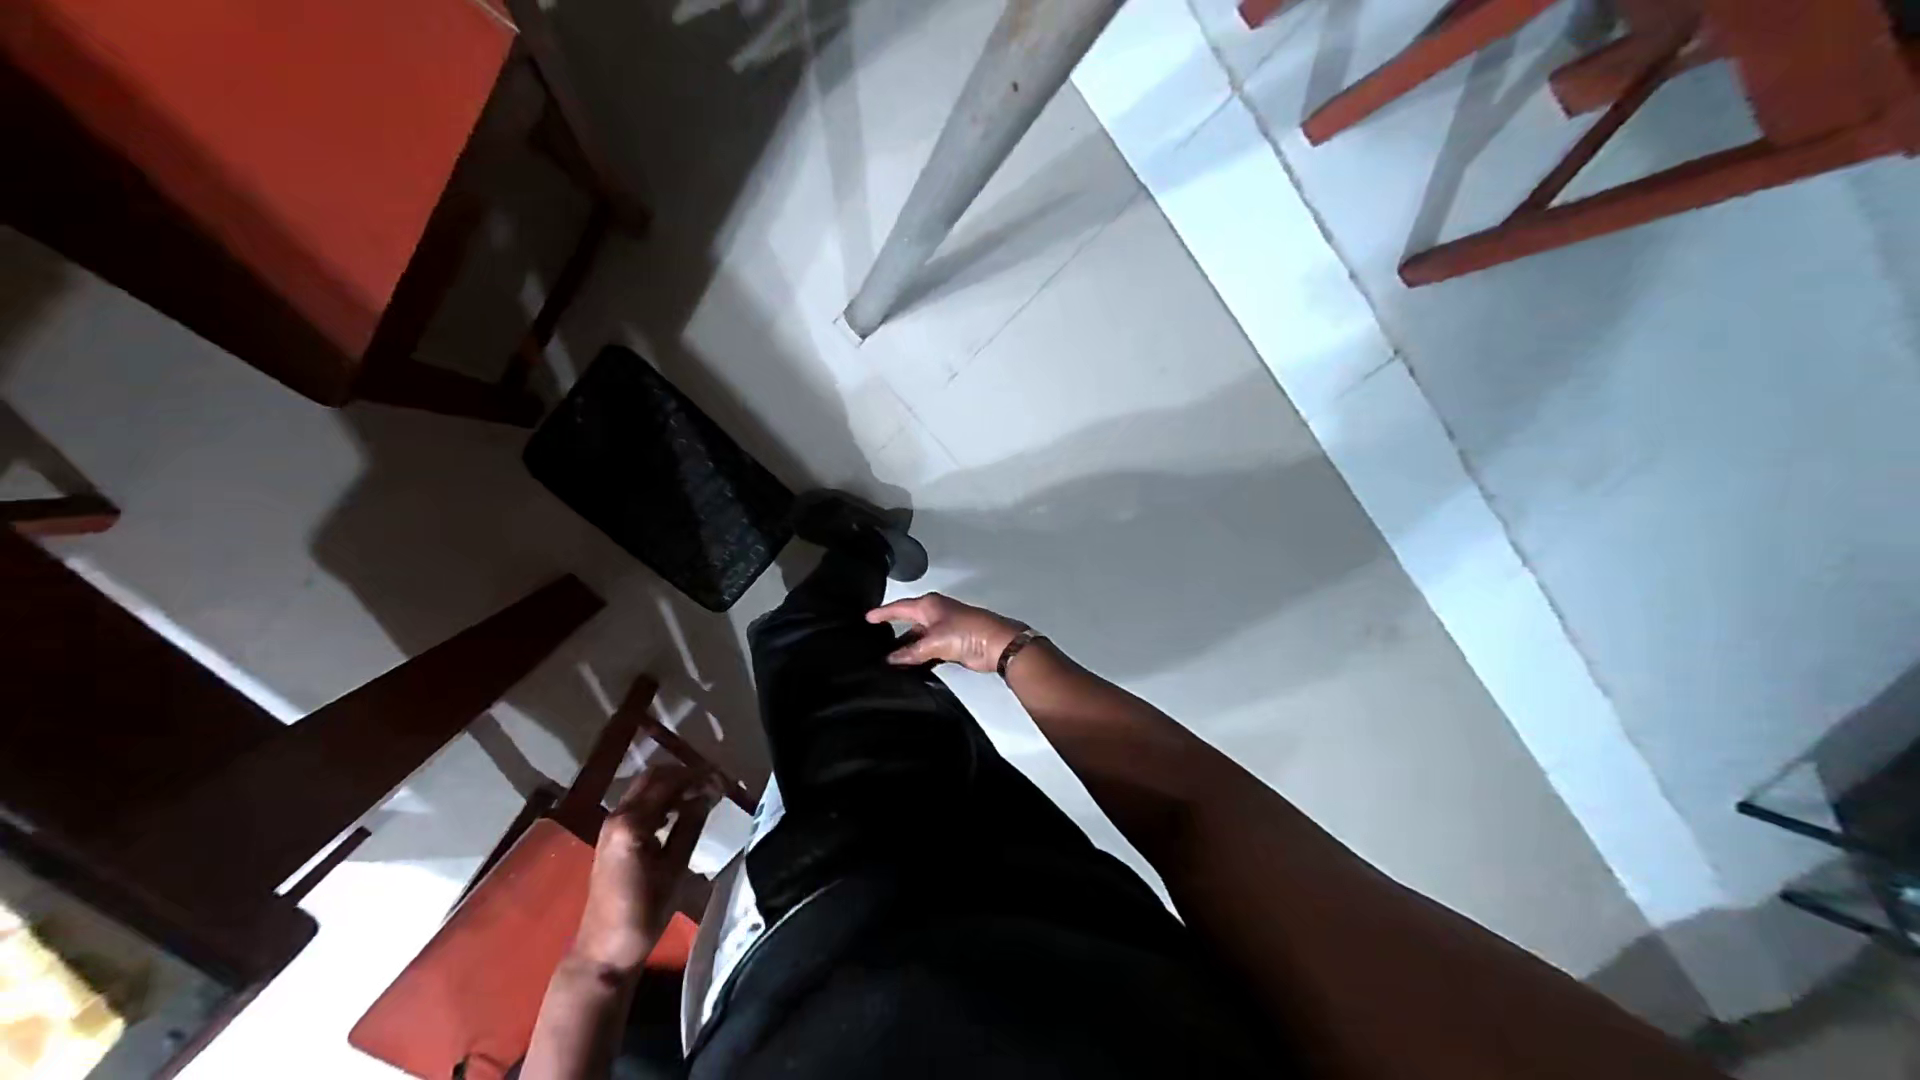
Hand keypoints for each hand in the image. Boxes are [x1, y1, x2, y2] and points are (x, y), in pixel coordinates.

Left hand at [572, 762, 715, 975]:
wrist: (604, 950)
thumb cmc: (644, 913)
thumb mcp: (675, 869)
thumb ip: (690, 826)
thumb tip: (708, 794)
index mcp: (631, 824)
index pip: (668, 782)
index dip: (698, 776)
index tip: (723, 780)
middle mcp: (617, 817)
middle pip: (653, 778)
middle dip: (685, 775)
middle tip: (714, 783)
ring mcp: (611, 826)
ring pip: (645, 788)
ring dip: (674, 785)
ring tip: (703, 794)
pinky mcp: (613, 836)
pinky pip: (640, 804)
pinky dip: (662, 799)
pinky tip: (681, 811)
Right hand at [866, 593, 1025, 673]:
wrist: (998, 644)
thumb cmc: (968, 632)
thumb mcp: (935, 641)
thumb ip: (911, 651)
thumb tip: (891, 659)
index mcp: (929, 605)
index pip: (899, 608)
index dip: (882, 613)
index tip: (866, 618)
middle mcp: (934, 614)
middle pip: (908, 625)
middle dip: (893, 636)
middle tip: (874, 647)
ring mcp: (943, 630)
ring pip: (918, 641)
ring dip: (907, 651)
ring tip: (887, 663)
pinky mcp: (951, 645)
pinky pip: (928, 652)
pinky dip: (919, 659)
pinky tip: (908, 669)